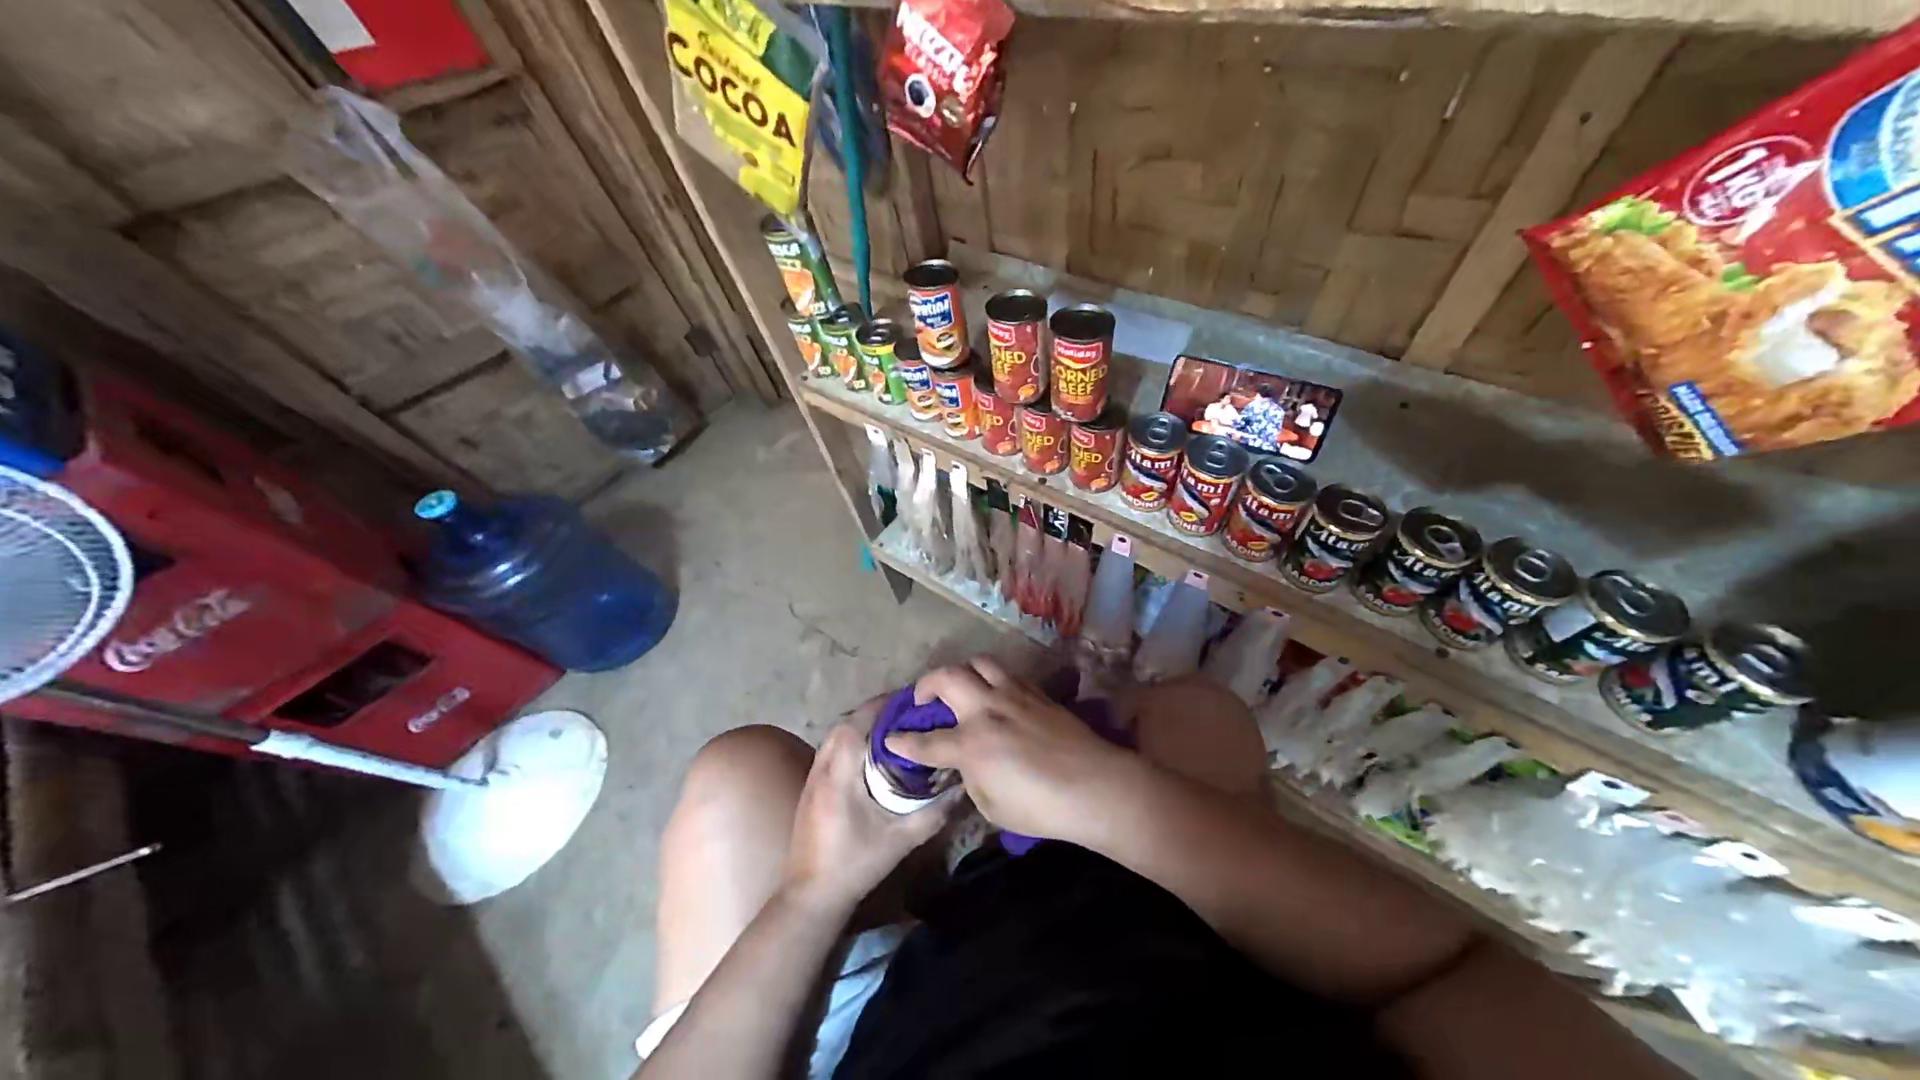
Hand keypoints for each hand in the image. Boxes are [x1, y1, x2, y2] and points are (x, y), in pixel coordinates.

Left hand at [781, 702, 956, 913]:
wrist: (811, 895)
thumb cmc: (855, 864)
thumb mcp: (900, 840)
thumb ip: (932, 813)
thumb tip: (962, 789)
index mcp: (840, 774)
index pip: (857, 723)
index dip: (883, 706)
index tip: (911, 701)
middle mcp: (822, 767)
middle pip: (845, 723)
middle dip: (875, 712)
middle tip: (908, 714)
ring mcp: (812, 776)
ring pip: (836, 735)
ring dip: (862, 725)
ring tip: (895, 728)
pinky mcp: (811, 786)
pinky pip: (832, 749)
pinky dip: (852, 740)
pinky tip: (874, 754)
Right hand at [883, 657, 1134, 843]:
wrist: (1096, 786)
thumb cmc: (1042, 808)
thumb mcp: (992, 806)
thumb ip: (971, 778)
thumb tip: (967, 763)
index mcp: (972, 744)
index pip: (926, 742)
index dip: (903, 742)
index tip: (891, 738)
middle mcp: (987, 710)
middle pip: (946, 678)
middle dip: (926, 685)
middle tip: (923, 699)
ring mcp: (1013, 695)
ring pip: (978, 663)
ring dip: (961, 672)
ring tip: (961, 687)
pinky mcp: (1037, 692)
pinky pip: (1006, 672)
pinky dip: (991, 678)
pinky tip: (994, 694)